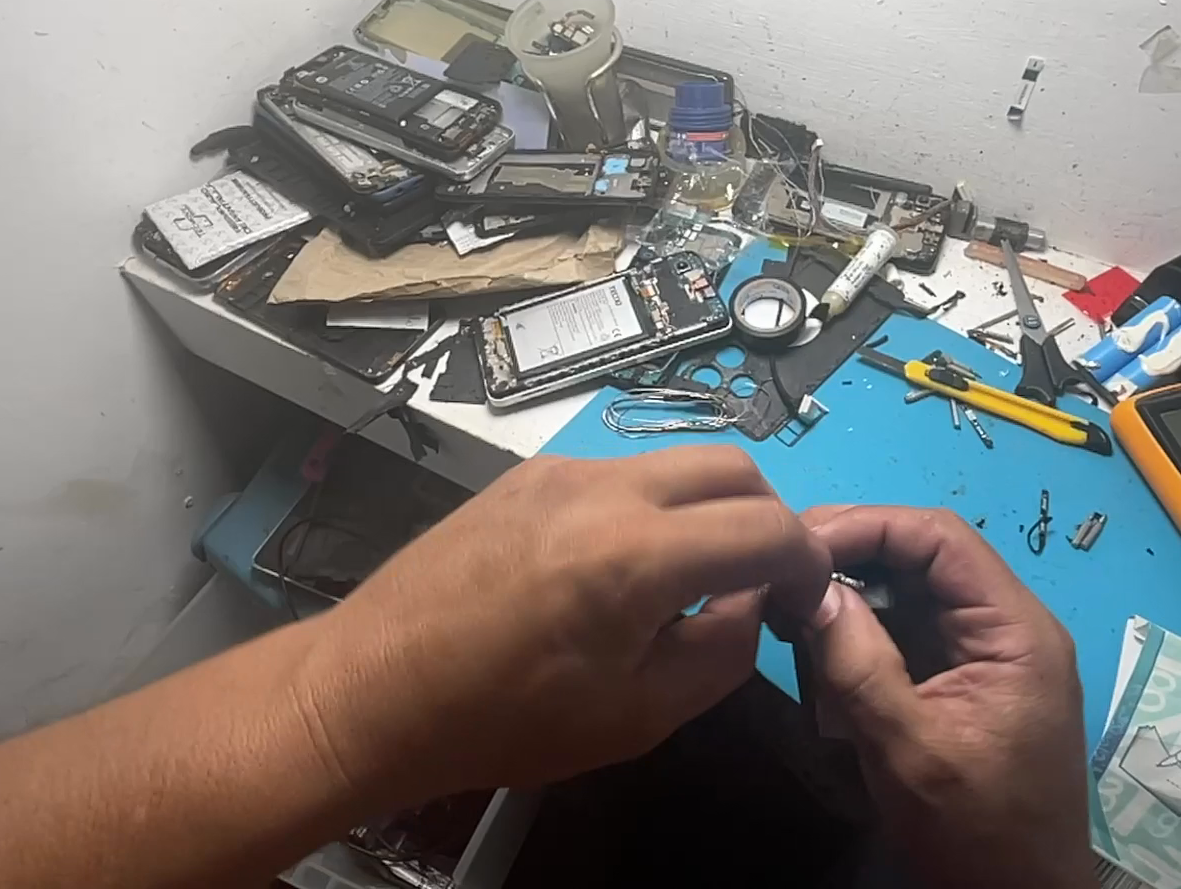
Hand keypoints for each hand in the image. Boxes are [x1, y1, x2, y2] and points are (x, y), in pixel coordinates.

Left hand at [288, 446, 831, 805]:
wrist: (375, 684)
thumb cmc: (506, 719)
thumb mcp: (639, 714)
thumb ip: (724, 648)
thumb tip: (754, 596)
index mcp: (637, 552)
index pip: (767, 526)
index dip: (805, 559)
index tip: (803, 591)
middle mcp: (606, 486)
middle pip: (732, 464)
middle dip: (767, 513)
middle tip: (758, 573)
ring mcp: (564, 466)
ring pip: (676, 461)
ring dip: (706, 507)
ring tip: (683, 573)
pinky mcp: (532, 469)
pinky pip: (621, 472)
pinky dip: (651, 506)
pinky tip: (617, 561)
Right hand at [802, 505, 1094, 888]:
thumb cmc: (976, 835)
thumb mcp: (910, 751)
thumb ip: (858, 663)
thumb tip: (811, 586)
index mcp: (1015, 629)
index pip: (940, 538)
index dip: (868, 525)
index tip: (803, 542)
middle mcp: (1002, 619)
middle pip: (921, 549)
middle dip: (850, 548)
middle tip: (785, 562)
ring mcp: (977, 640)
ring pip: (905, 579)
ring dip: (847, 580)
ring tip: (790, 595)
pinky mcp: (953, 662)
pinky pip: (900, 616)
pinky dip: (854, 616)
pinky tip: (812, 629)